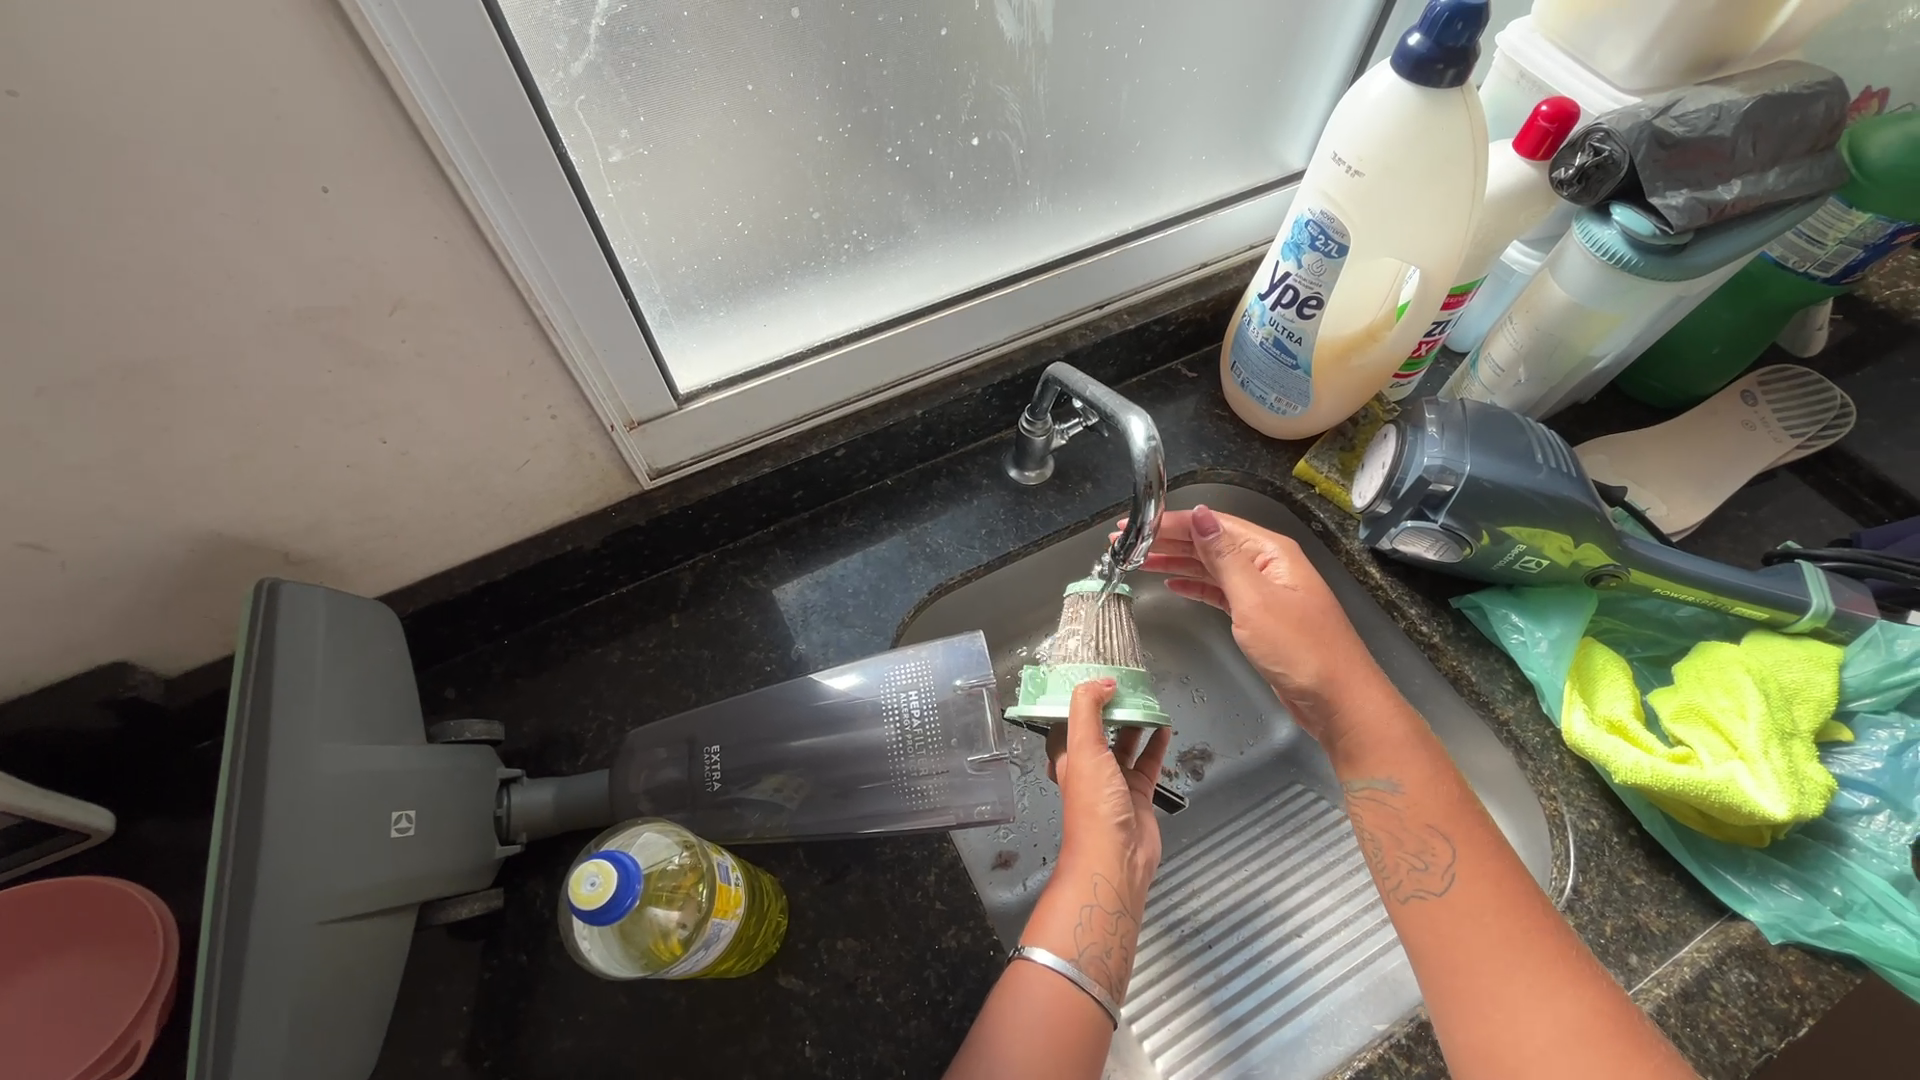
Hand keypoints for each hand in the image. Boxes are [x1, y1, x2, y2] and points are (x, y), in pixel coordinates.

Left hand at [1023, 678, 1170, 1003]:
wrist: (1116, 857)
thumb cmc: (1093, 805)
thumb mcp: (1083, 748)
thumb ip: (1088, 709)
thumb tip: (1103, 681)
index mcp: (1067, 757)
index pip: (1067, 722)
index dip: (1077, 701)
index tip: (1092, 677)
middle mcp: (1089, 768)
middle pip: (1098, 731)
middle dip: (1109, 709)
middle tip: (1125, 684)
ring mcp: (1114, 782)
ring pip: (1124, 744)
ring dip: (1134, 723)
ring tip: (1146, 700)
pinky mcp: (1138, 794)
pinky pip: (1147, 762)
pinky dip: (1155, 745)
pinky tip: (1164, 727)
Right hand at [1122, 504, 1393, 747]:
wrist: (1338, 701)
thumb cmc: (1302, 650)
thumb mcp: (1255, 599)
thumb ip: (1223, 556)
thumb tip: (1201, 515)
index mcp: (1270, 551)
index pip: (1211, 525)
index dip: (1169, 523)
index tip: (1135, 525)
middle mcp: (1267, 564)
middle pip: (1209, 542)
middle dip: (1166, 540)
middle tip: (1126, 543)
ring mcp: (1264, 591)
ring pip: (1211, 567)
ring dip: (1175, 562)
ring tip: (1139, 561)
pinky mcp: (1259, 616)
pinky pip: (1219, 591)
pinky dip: (1194, 586)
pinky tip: (1173, 584)